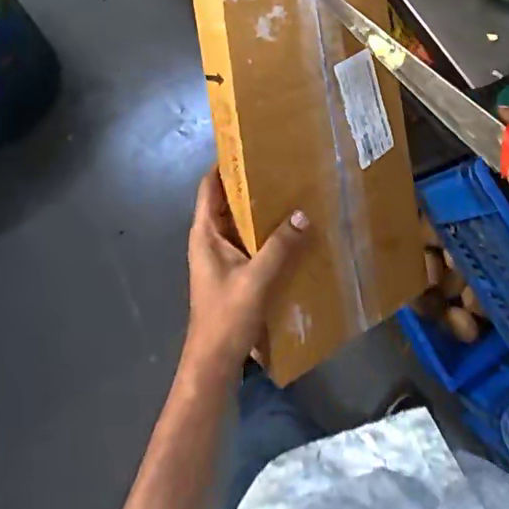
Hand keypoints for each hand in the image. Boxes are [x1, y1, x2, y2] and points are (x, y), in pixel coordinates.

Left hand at [181, 168, 308, 380]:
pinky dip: (266, 232)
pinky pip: (250, 241)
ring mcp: (221, 256)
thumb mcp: (256, 279)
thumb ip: (280, 246)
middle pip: (228, 200)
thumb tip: (303, 213)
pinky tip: (292, 232)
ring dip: (261, 210)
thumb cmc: (226, 316)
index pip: (210, 186)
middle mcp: (210, 239)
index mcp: (205, 232)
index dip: (225, 164)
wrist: (214, 362)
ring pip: (240, 222)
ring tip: (292, 192)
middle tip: (281, 166)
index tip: (250, 146)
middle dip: (251, 184)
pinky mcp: (234, 272)